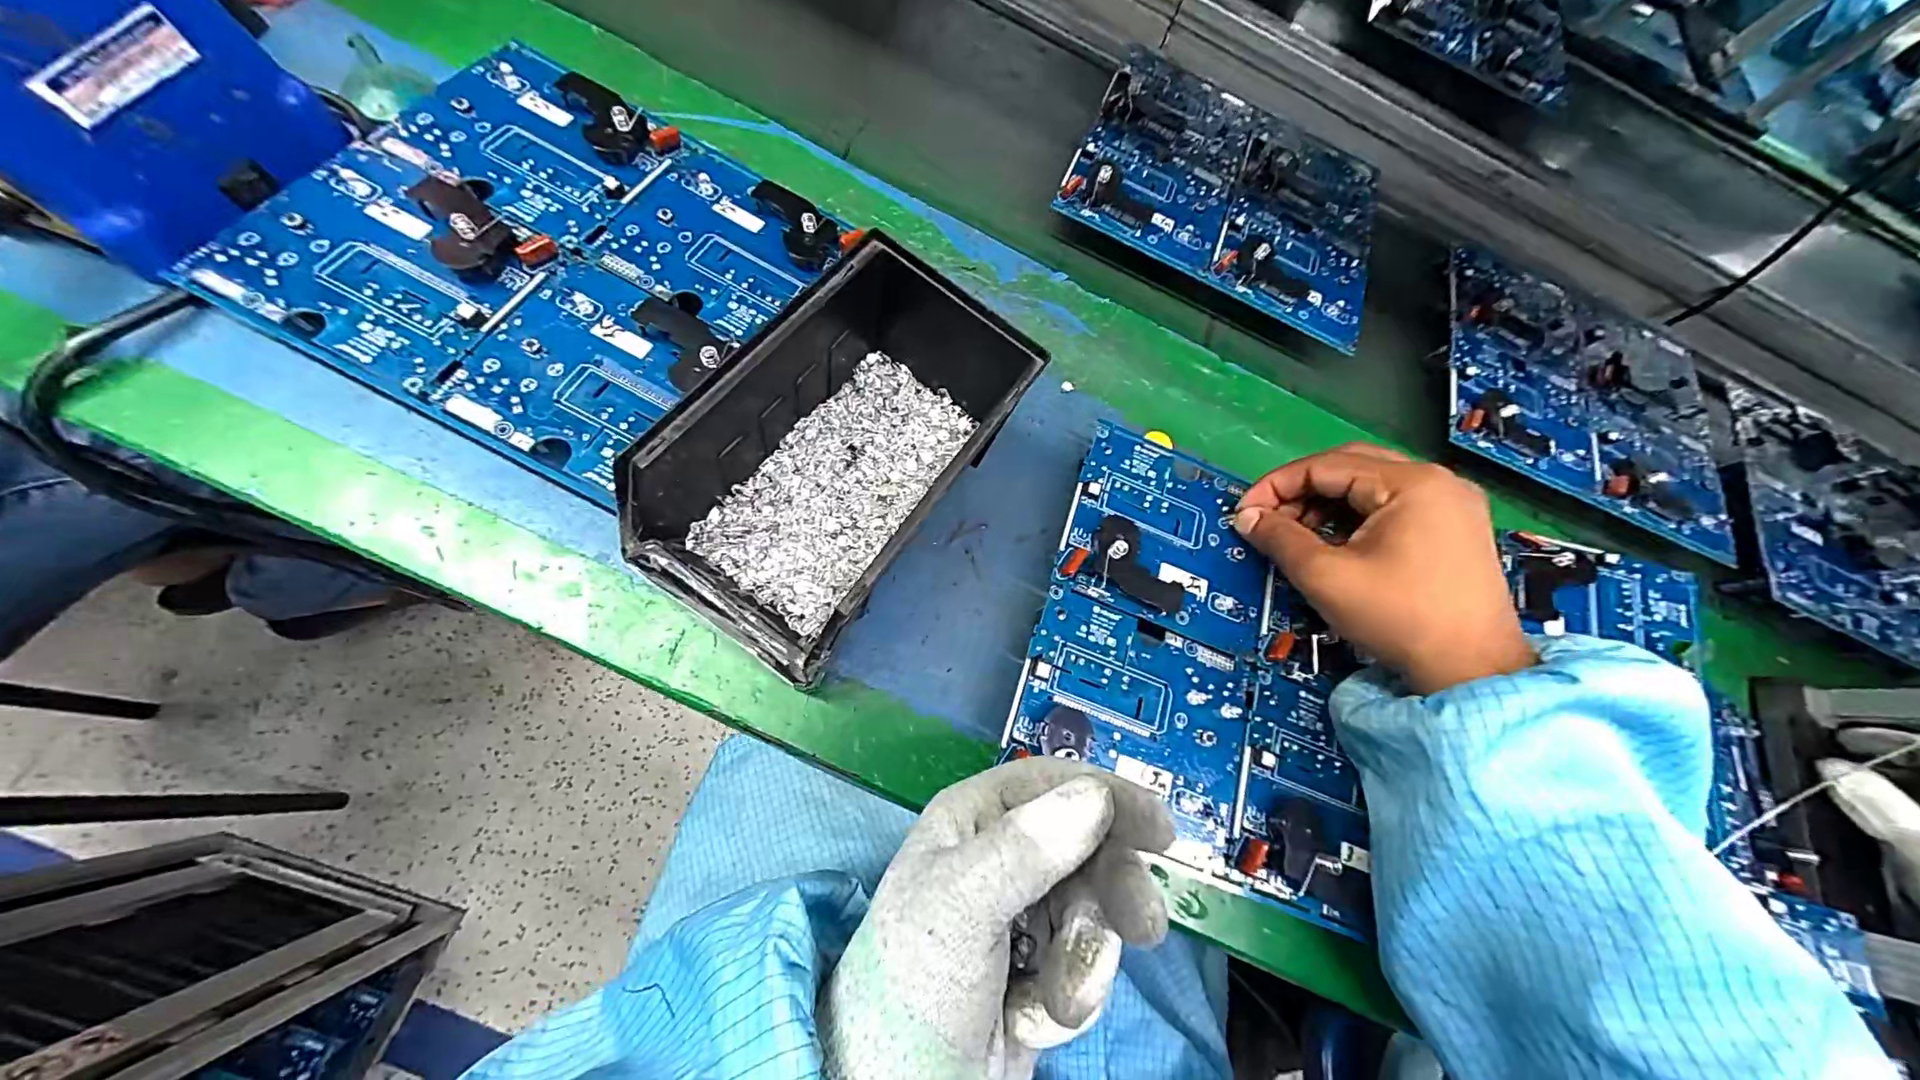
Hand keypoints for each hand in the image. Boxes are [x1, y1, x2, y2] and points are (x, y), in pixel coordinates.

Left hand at [820, 757, 1174, 1079]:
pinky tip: (1028, 1019)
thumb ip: (1023, 849)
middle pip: (1087, 849)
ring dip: (1084, 962)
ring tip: (1057, 1001)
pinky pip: (1085, 964)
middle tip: (1144, 927)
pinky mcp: (1040, 968)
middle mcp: (1002, 855)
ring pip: (1093, 912)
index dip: (1108, 798)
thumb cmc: (917, 982)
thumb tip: (1093, 796)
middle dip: (1111, 893)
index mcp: (976, 818)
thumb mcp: (961, 905)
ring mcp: (1023, 913)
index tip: (1159, 829)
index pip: (1053, 784)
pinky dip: (1068, 997)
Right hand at [1232, 442, 1532, 693]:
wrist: (1471, 669)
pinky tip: (1331, 542)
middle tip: (1267, 519)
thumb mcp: (1325, 576)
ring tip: (1295, 534)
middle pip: (1349, 466)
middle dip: (1299, 490)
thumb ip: (1279, 538)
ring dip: (1324, 503)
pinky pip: (1389, 505)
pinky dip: (1352, 516)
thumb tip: (1246, 518)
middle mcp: (1437, 482)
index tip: (1244, 513)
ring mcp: (1450, 504)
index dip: (1275, 486)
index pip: (1324, 465)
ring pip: (1368, 484)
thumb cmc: (1398, 617)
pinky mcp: (1452, 527)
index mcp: (1411, 484)